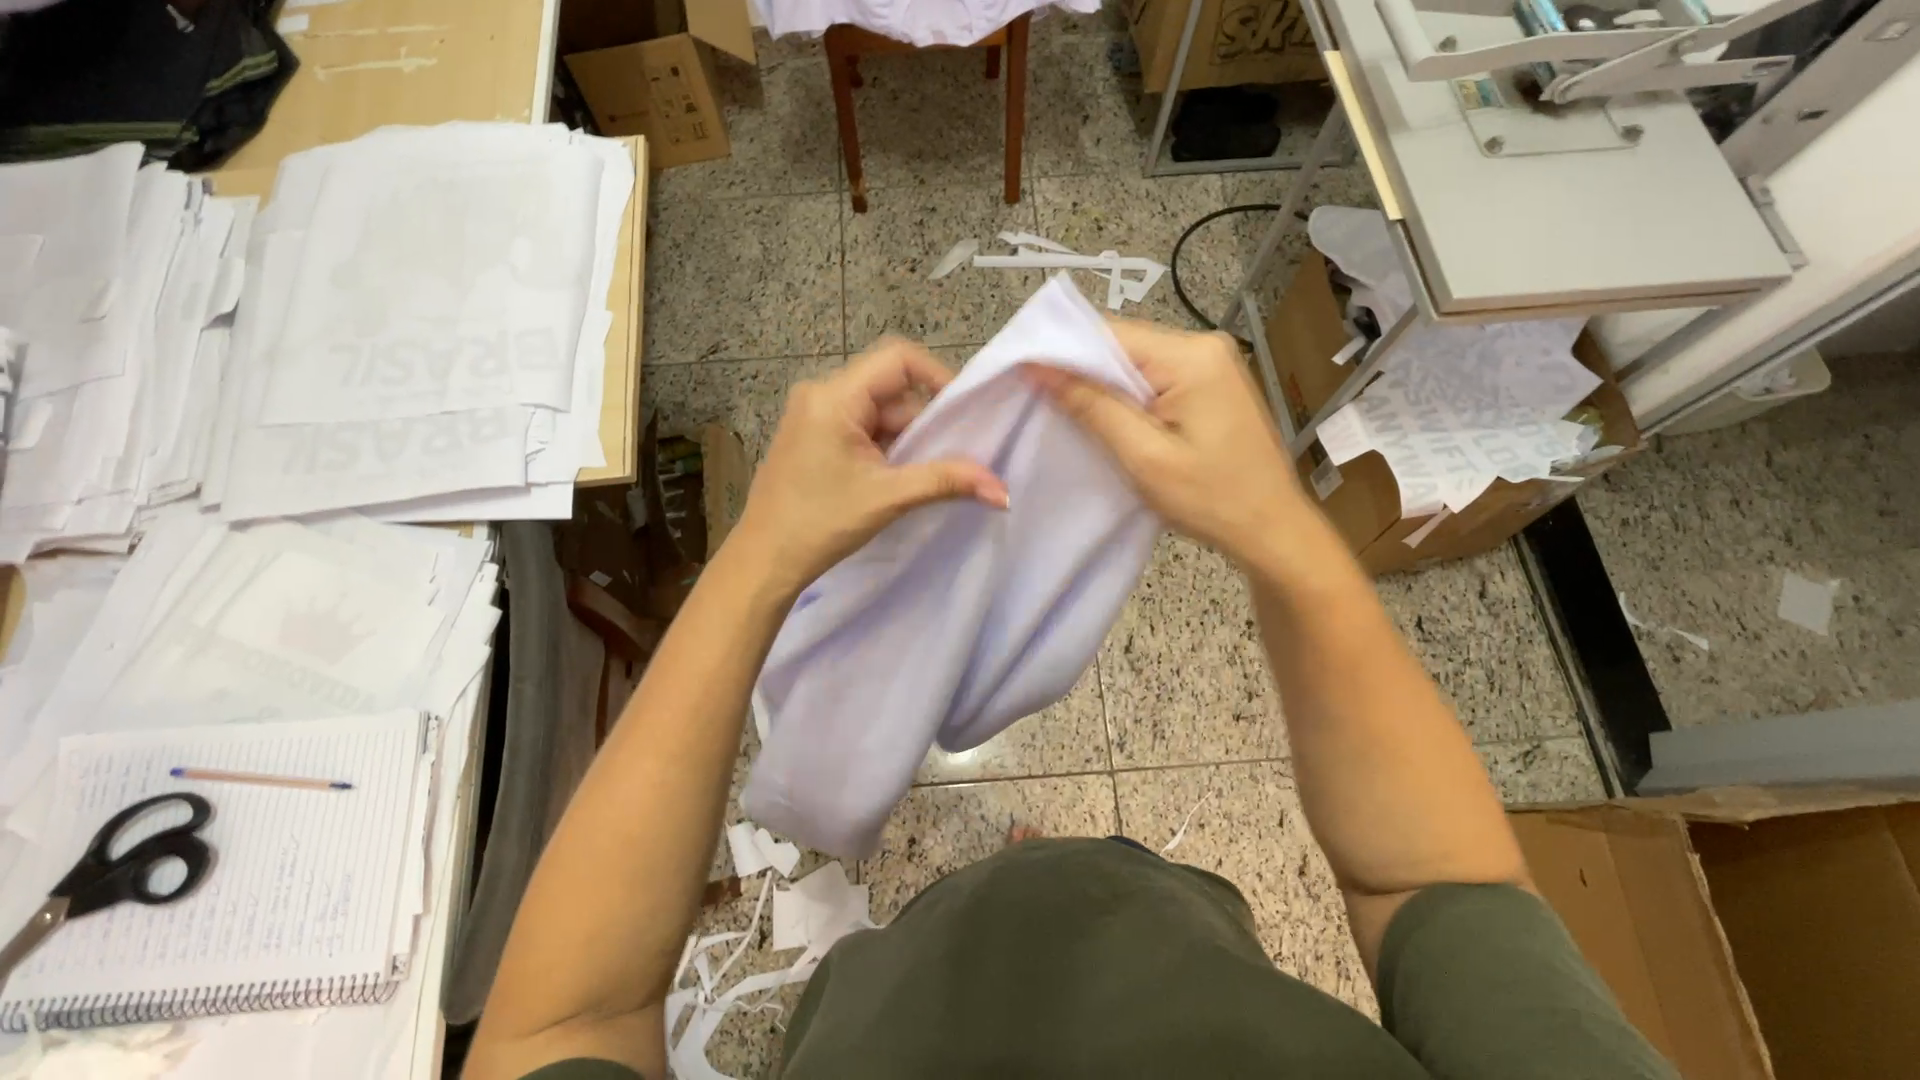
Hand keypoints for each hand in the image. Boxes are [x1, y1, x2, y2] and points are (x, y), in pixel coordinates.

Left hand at [732, 339, 1009, 594]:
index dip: (937, 377)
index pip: (898, 359)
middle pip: (891, 390)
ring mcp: (813, 415)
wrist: (764, 560)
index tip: (961, 414)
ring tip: (920, 476)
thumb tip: (1003, 491)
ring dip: (904, 442)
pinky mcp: (812, 436)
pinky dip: (884, 449)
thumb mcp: (889, 498)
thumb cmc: (820, 524)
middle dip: (922, 424)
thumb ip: (947, 482)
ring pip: (878, 413)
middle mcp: (820, 394)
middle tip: (947, 459)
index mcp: (833, 396)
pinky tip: (894, 480)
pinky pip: (861, 428)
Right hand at [1028, 320, 1307, 564]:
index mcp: (1192, 356)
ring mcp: (1212, 363)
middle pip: (1122, 344)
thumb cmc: (1211, 499)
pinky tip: (1109, 421)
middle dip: (1081, 371)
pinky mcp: (1211, 383)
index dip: (1062, 352)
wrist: (1271, 529)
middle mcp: (1204, 345)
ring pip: (1135, 362)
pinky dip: (1128, 397)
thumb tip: (1039, 367)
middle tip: (1038, 400)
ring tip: (1068, 414)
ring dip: (1103, 386)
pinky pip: (1155, 377)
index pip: (1109, 334)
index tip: (1022, 376)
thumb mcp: (1143, 456)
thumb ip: (1092, 406)